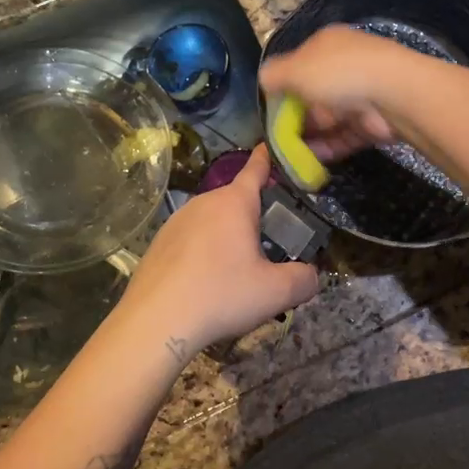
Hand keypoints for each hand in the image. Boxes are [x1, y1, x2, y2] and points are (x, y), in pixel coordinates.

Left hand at [116, 146, 319, 353]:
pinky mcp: (159, 242)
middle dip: (252, 216)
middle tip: (267, 244)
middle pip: (235, 201)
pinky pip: (191, 238)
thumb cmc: (221, 295)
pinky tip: (205, 281)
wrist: (156, 322)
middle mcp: (204, 201)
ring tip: (235, 271)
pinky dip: (202, 251)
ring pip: (212, 221)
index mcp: (235, 203)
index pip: (255, 169)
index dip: (266, 158)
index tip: (268, 146)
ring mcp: (177, 220)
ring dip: (226, 236)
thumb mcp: (275, 293)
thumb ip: (303, 280)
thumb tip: (312, 276)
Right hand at [258, 25, 415, 160]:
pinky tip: (309, 163)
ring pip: (328, 118)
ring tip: (288, 157)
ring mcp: (360, 94)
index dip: (283, 86)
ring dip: (310, 137)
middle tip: (278, 138)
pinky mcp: (372, 122)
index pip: (298, 64)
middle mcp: (344, 66)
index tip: (270, 109)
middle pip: (313, 93)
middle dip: (296, 116)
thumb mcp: (296, 69)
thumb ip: (274, 75)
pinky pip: (344, 136)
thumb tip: (264, 79)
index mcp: (326, 45)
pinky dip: (328, 148)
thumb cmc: (338, 73)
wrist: (394, 93)